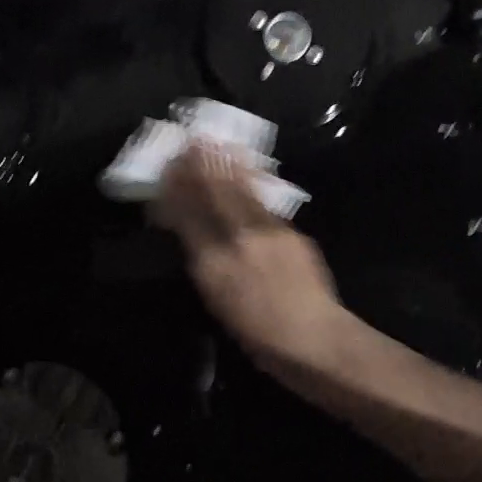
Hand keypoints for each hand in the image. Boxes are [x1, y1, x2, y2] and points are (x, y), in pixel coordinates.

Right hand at [150, 143, 344, 368]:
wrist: (313, 339)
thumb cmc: (258, 334)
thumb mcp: (217, 301)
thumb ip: (203, 263)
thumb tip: (192, 233)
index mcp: (212, 264)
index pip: (187, 216)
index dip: (176, 191)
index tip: (168, 170)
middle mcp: (237, 241)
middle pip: (213, 195)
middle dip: (199, 167)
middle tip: (190, 142)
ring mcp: (267, 233)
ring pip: (240, 191)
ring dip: (225, 164)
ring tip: (215, 143)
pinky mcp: (290, 233)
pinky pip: (263, 200)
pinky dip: (250, 180)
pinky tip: (246, 167)